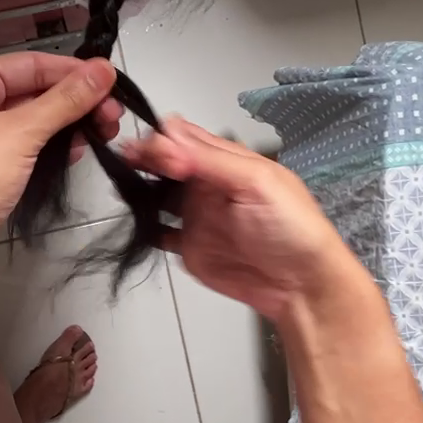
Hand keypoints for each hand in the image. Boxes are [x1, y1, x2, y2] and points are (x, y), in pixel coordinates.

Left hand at [0, 52, 121, 262]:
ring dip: (69, 123)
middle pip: (35, 89)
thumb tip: (104, 70)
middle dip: (76, 101)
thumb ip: (66, 100)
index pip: (32, 64)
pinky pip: (28, 141)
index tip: (112, 80)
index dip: (74, 71)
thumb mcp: (23, 132)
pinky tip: (80, 148)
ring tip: (106, 131)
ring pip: (34, 117)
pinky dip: (53, 143)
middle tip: (114, 114)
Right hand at [125, 118, 371, 322]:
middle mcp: (207, 185)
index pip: (185, 138)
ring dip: (139, 189)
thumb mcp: (256, 183)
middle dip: (143, 158)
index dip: (162, 140)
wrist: (301, 287)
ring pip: (157, 194)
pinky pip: (158, 232)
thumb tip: (165, 135)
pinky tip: (134, 223)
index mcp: (227, 161)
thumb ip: (209, 159)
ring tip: (122, 188)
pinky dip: (143, 227)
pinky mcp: (189, 247)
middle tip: (124, 164)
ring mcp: (196, 216)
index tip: (148, 152)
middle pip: (166, 163)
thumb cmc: (290, 228)